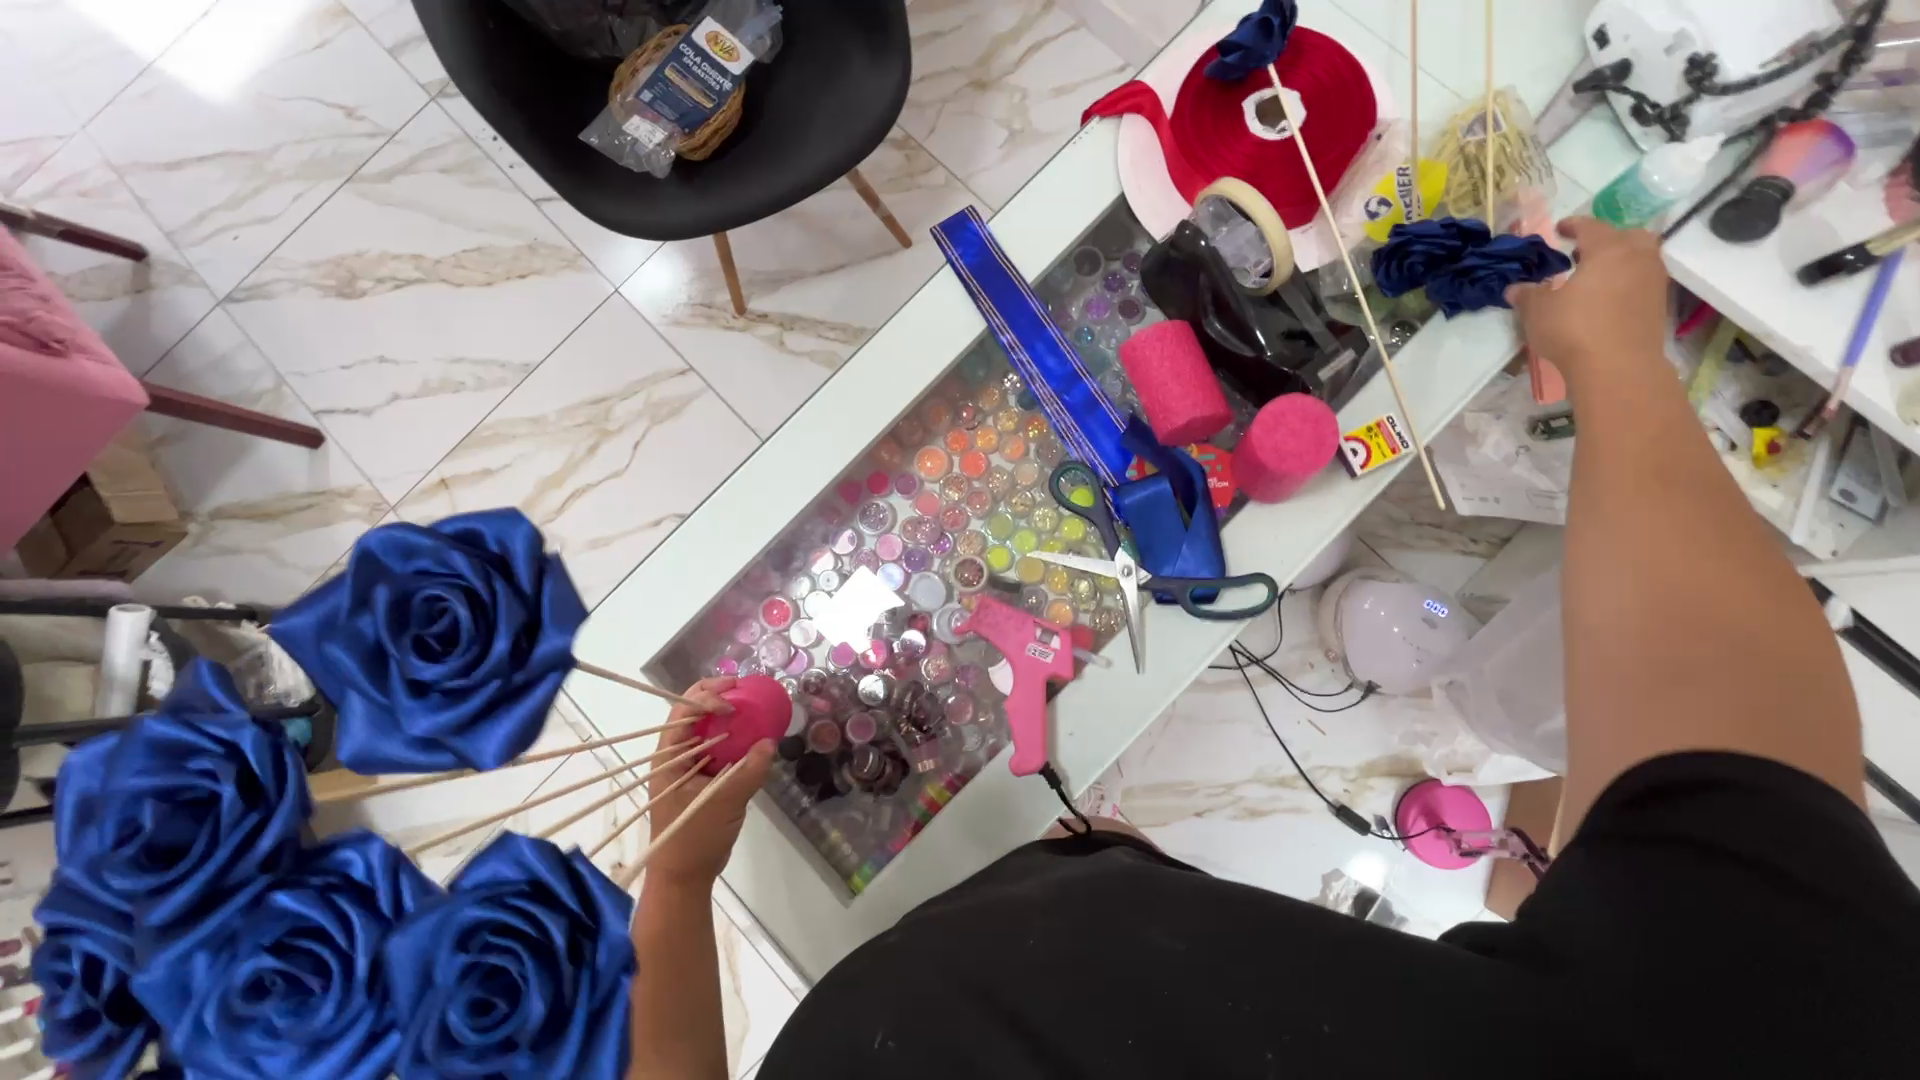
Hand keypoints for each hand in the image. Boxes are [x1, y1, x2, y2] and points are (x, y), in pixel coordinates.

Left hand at [642, 677, 774, 890]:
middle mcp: (675, 756)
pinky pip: (717, 747)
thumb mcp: (724, 804)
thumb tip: (770, 742)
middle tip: (746, 687)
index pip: (683, 712)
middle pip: (692, 711)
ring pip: (705, 727)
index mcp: (668, 758)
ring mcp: (687, 766)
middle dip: (718, 694)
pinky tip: (754, 735)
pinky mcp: (701, 778)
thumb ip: (748, 771)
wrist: (683, 878)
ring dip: (727, 713)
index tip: (736, 704)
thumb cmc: (694, 840)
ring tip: (753, 704)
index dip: (709, 698)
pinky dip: (734, 736)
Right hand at [1506, 217, 1670, 386]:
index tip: (1560, 229)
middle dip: (1606, 239)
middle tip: (1584, 252)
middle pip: (1628, 236)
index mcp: (1607, 250)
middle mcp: (1637, 257)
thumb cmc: (1573, 329)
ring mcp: (1653, 279)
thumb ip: (1527, 295)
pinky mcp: (1657, 303)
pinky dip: (1626, 280)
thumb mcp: (1537, 311)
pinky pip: (1642, 279)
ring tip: (1595, 276)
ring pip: (1640, 257)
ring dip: (1619, 260)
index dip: (1573, 225)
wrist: (1617, 365)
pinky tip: (1606, 297)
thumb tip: (1515, 288)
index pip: (1591, 227)